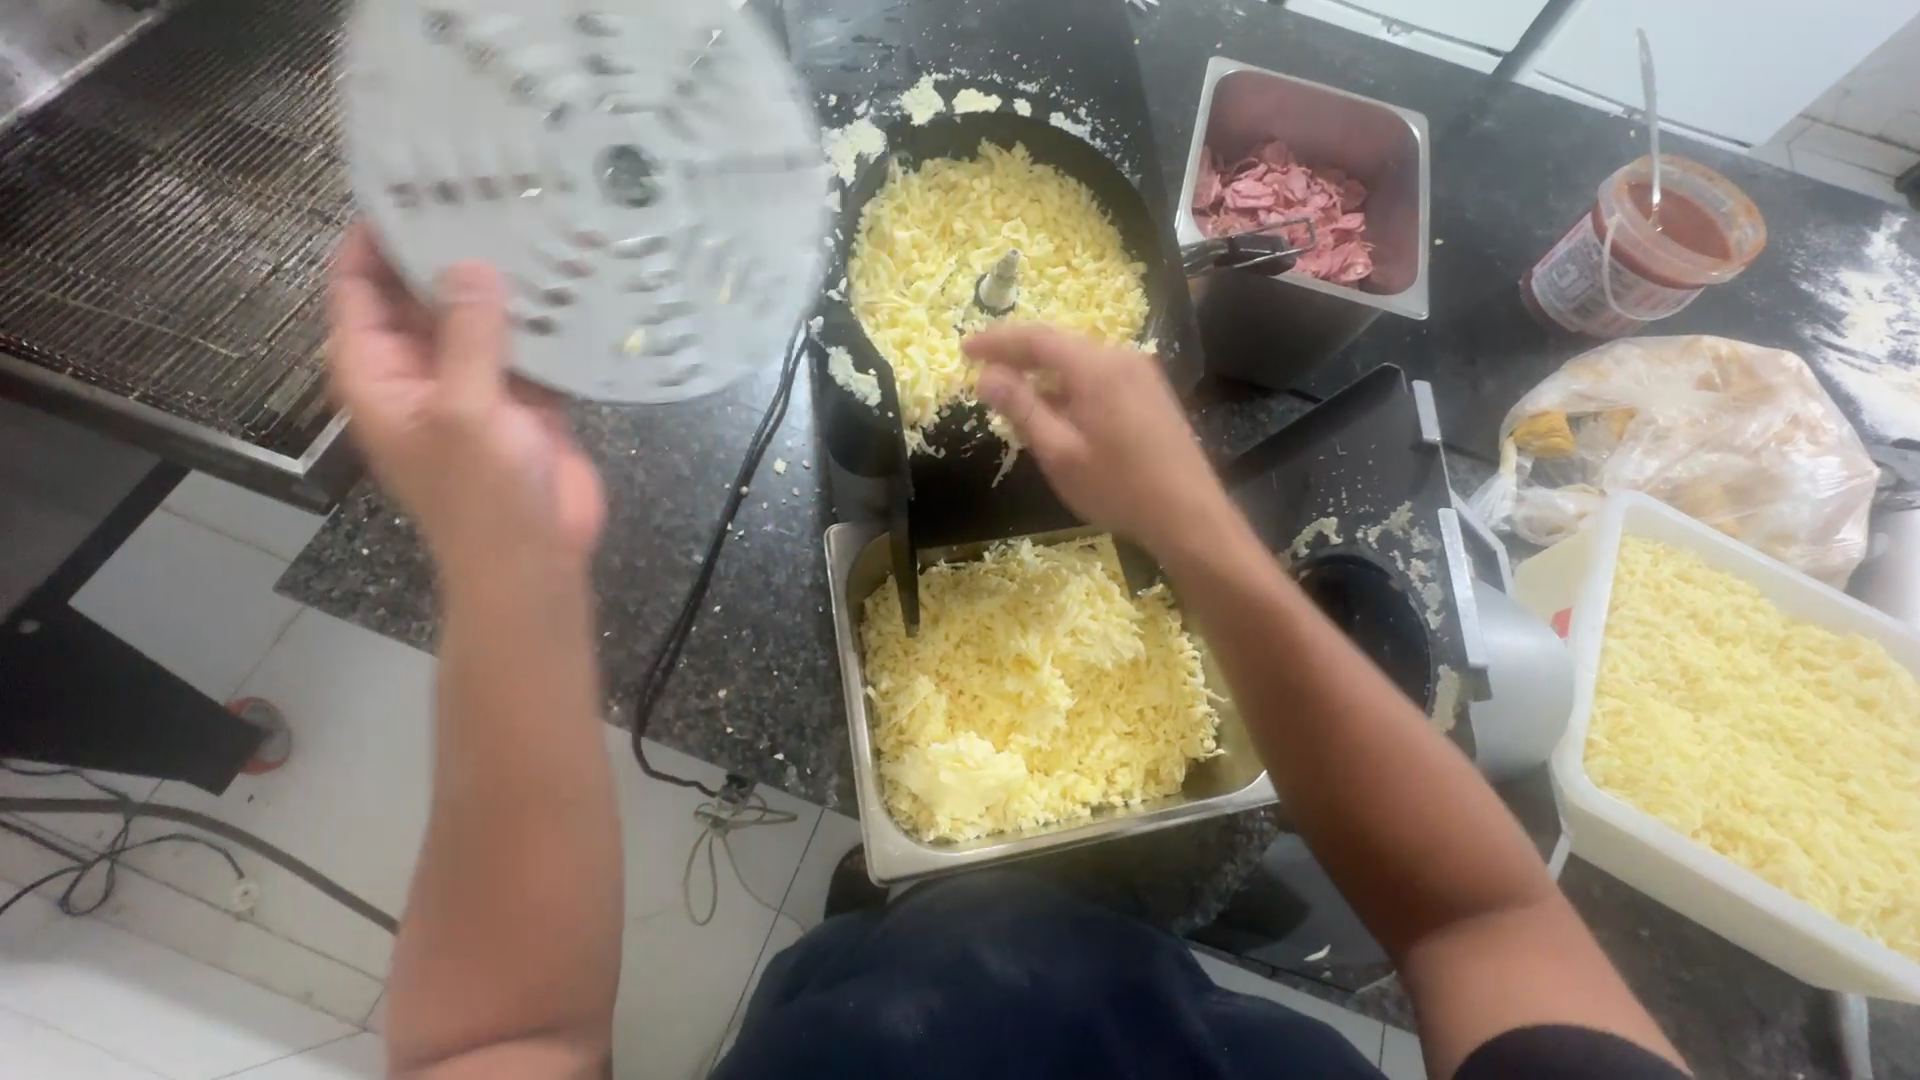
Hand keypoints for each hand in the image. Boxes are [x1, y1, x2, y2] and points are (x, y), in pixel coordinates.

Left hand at [327, 224, 604, 590]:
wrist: (536, 560)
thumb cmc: (482, 498)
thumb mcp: (464, 413)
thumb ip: (468, 338)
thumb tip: (472, 266)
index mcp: (379, 373)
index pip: (360, 288)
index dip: (377, 239)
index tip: (416, 190)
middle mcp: (424, 371)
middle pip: (426, 298)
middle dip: (454, 256)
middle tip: (494, 198)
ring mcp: (480, 387)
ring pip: (487, 323)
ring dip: (510, 289)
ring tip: (542, 231)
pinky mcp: (529, 403)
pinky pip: (534, 352)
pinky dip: (551, 328)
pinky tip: (578, 291)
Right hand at [964, 324, 1234, 557]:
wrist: (1188, 515)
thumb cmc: (1117, 487)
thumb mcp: (1059, 451)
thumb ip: (1021, 408)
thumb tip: (986, 377)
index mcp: (1096, 367)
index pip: (1036, 338)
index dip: (997, 342)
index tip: (964, 350)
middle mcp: (1121, 358)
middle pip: (1059, 345)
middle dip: (1018, 355)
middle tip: (981, 368)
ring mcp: (1140, 375)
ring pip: (1079, 362)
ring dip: (1043, 373)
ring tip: (1010, 392)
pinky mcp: (1150, 394)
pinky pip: (1098, 377)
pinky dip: (1068, 386)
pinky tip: (1054, 409)